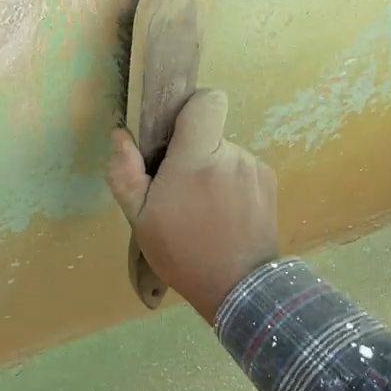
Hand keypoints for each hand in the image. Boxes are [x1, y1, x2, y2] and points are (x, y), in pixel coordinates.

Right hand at [107, 88, 279, 322]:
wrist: (239, 290)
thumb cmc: (183, 253)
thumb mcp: (140, 219)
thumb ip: (125, 173)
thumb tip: (121, 136)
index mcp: (199, 158)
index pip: (207, 101)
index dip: (191, 108)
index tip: (175, 134)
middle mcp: (233, 155)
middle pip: (210, 133)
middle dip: (194, 153)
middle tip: (180, 191)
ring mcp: (256, 169)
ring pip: (226, 154)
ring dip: (213, 171)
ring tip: (204, 210)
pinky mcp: (270, 184)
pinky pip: (242, 170)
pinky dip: (231, 185)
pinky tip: (225, 216)